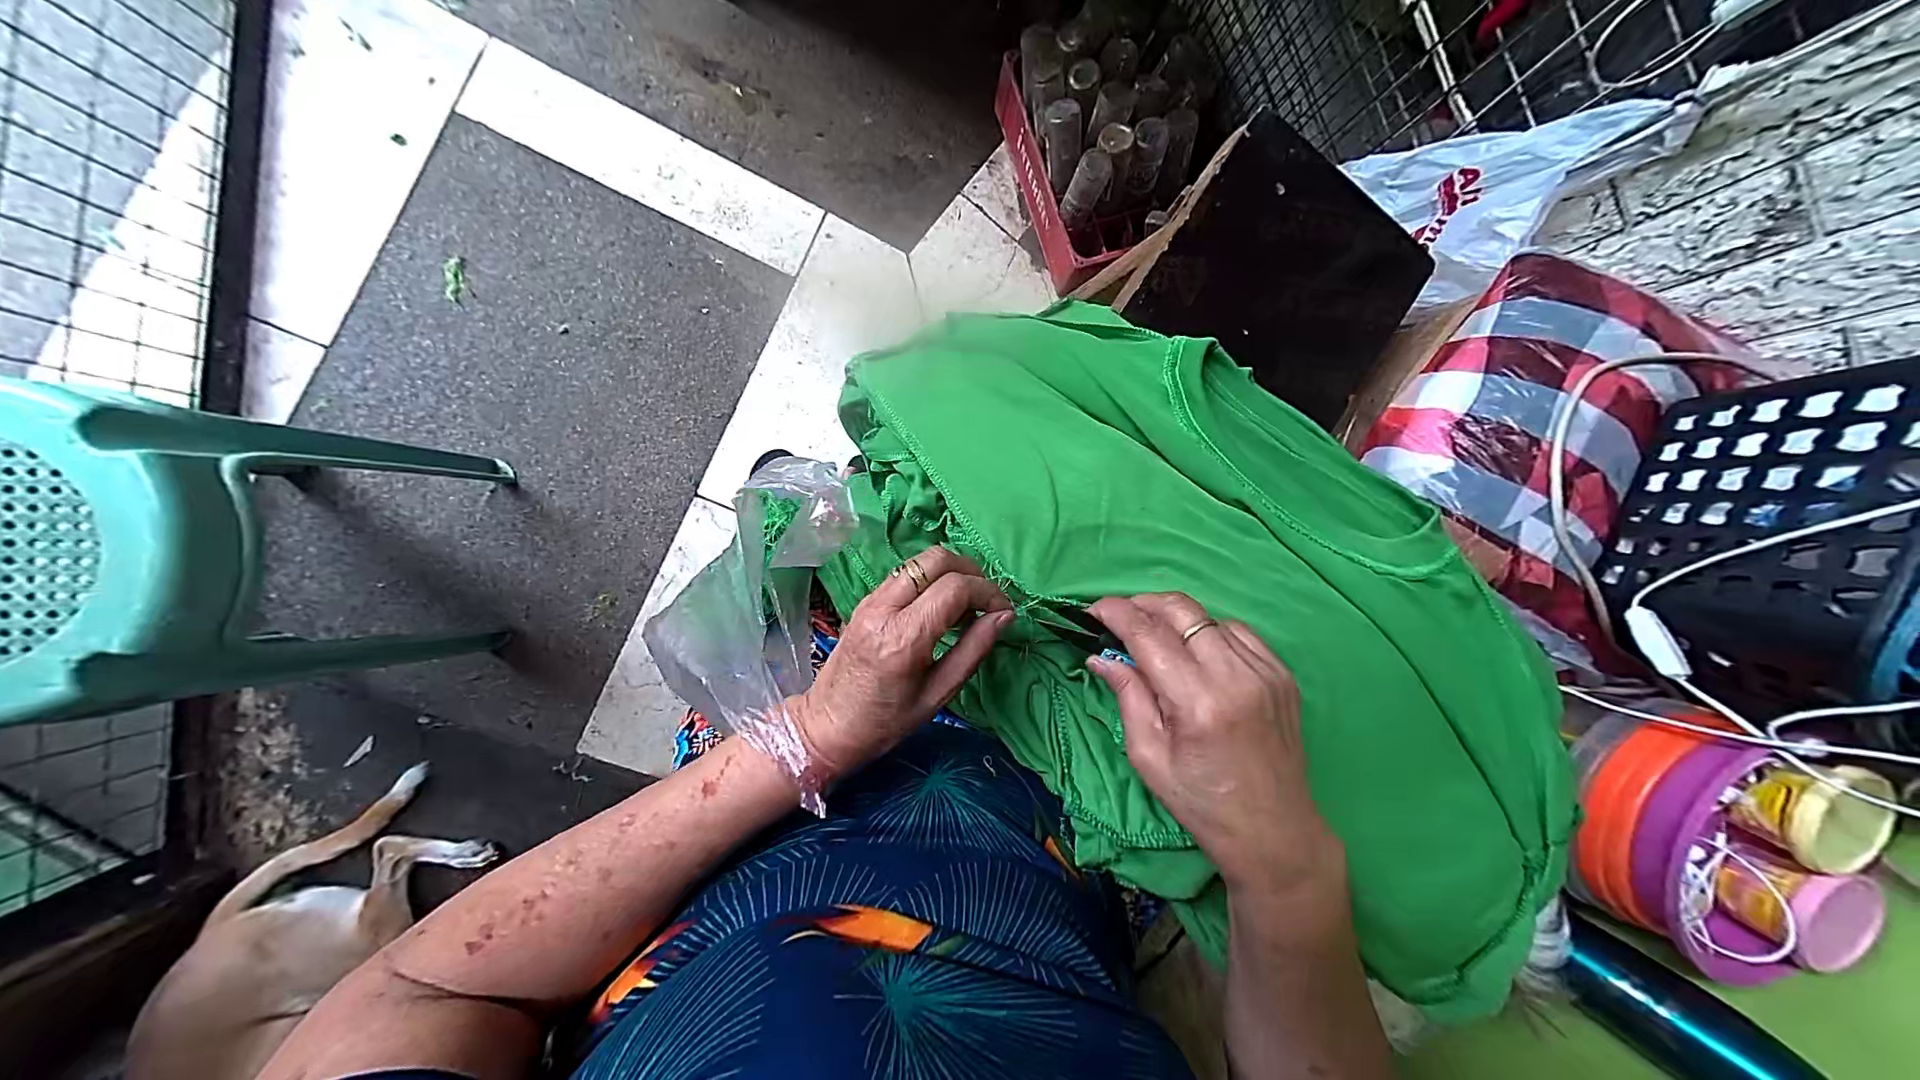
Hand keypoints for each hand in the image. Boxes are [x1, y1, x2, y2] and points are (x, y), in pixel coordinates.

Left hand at [789, 547, 1012, 781]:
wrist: (827, 726)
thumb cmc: (885, 722)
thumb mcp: (938, 694)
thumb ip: (974, 649)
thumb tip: (1005, 617)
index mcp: (903, 637)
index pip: (955, 588)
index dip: (988, 593)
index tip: (1003, 612)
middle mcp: (884, 608)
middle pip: (937, 559)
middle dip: (971, 571)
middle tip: (986, 601)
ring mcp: (871, 600)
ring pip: (920, 560)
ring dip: (951, 573)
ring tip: (965, 608)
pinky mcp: (865, 601)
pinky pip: (906, 574)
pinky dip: (931, 580)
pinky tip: (940, 610)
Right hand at [1087, 593, 1342, 896]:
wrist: (1274, 830)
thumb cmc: (1201, 802)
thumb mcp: (1148, 756)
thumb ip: (1127, 696)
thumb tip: (1100, 656)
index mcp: (1198, 702)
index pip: (1148, 635)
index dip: (1116, 613)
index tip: (1094, 610)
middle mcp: (1235, 677)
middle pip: (1181, 610)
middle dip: (1143, 604)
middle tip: (1120, 617)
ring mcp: (1265, 672)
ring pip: (1209, 616)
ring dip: (1175, 619)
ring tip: (1156, 638)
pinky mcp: (1282, 674)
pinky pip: (1238, 632)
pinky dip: (1209, 632)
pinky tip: (1197, 652)